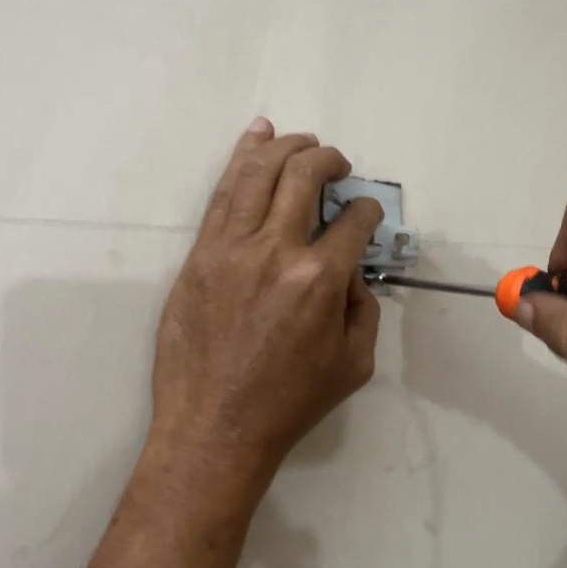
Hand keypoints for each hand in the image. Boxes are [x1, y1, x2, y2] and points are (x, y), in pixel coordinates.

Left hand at [150, 118, 383, 474]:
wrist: (215, 427)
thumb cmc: (287, 405)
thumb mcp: (353, 366)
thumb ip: (362, 310)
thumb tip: (349, 272)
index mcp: (319, 281)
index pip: (353, 222)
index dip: (367, 212)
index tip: (366, 215)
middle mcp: (275, 252)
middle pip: (304, 177)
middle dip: (329, 160)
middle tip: (338, 164)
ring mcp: (230, 250)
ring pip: (257, 173)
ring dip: (285, 146)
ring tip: (301, 140)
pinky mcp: (199, 256)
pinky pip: (221, 196)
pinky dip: (240, 160)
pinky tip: (255, 140)